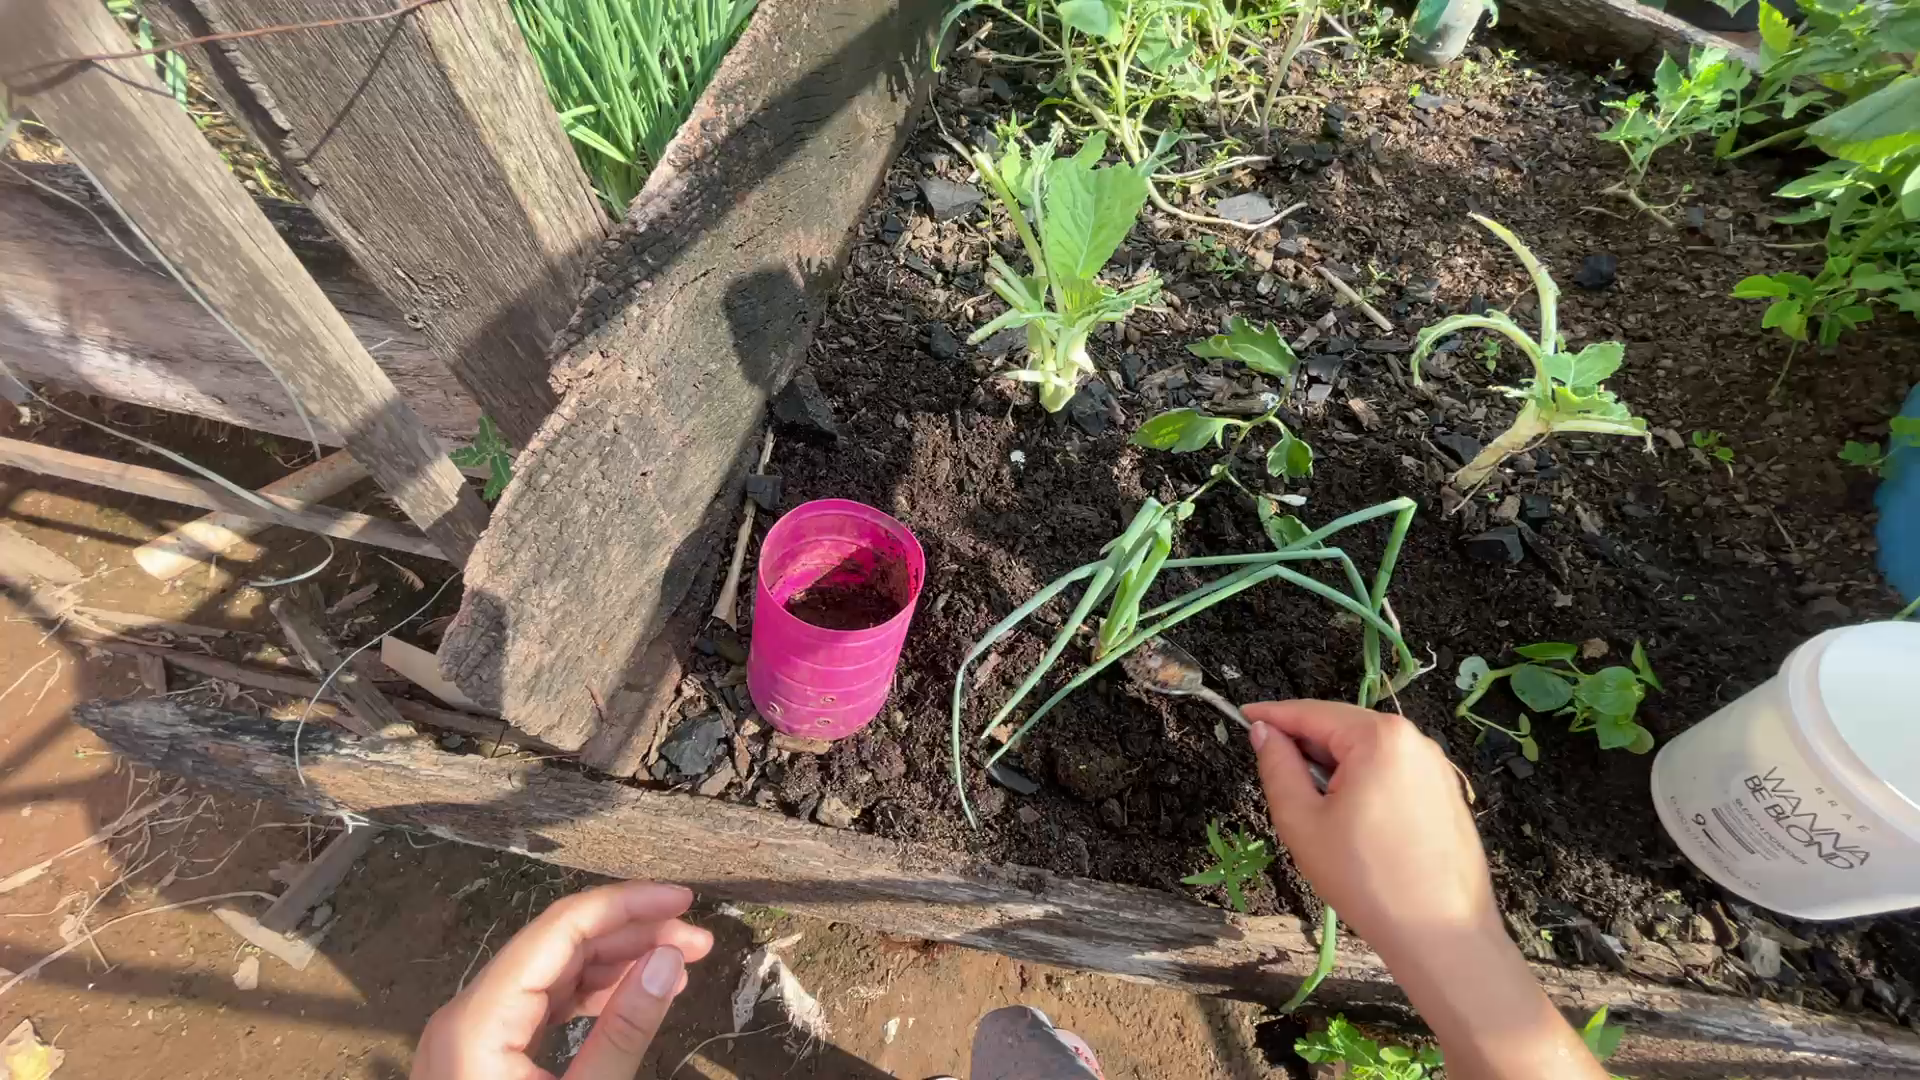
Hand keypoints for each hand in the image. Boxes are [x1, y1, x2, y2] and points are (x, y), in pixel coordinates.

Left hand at [412, 881, 714, 1079]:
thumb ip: (624, 1031)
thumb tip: (671, 956)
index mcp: (479, 1019)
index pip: (564, 926)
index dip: (629, 903)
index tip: (686, 901)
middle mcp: (471, 1011)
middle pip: (564, 942)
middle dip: (635, 932)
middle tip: (699, 942)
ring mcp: (476, 1031)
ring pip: (560, 966)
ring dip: (623, 958)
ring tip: (681, 965)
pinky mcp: (487, 1051)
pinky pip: (551, 999)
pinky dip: (599, 989)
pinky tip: (640, 994)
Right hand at [1243, 699, 1493, 953]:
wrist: (1444, 940)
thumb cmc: (1365, 877)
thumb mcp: (1301, 818)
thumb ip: (1276, 765)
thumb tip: (1263, 731)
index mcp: (1378, 737)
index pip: (1310, 712)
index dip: (1271, 714)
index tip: (1241, 714)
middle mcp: (1413, 739)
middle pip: (1340, 726)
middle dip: (1303, 742)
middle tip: (1271, 767)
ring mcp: (1435, 766)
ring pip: (1364, 748)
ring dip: (1331, 763)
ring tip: (1310, 800)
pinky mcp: (1445, 792)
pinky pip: (1389, 768)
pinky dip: (1360, 778)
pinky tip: (1348, 815)